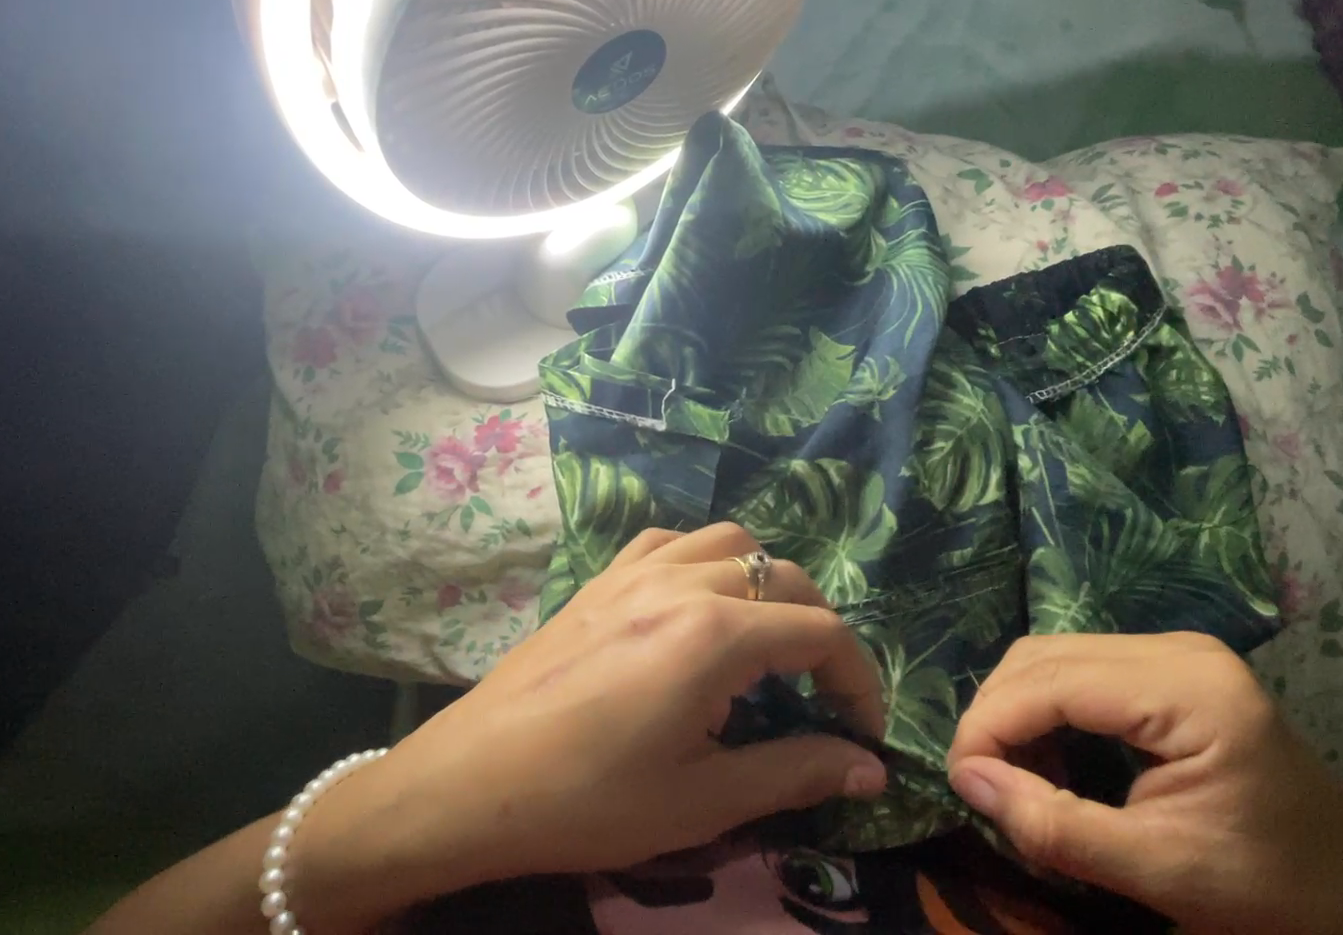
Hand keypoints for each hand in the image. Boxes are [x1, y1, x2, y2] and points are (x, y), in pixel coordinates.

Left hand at [292, 523, 888, 927]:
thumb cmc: (589, 801)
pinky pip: (670, 541)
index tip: (861, 733)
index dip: (857, 681)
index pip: (820, 632)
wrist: (471, 783)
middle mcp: (682, 582)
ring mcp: (636, 570)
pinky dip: (704, 561)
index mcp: (714, 635)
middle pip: (785, 577)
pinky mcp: (601, 577)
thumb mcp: (702, 801)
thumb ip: (795, 772)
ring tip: (764, 640)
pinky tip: (695, 603)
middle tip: (819, 693)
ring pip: (731, 543)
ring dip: (766, 583)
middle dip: (819, 630)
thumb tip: (871, 767)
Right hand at [945, 633, 1342, 934]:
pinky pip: (1079, 669)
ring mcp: (1177, 651)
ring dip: (1016, 710)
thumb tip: (964, 778)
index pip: (1052, 682)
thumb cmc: (1274, 896)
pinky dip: (1046, 709)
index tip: (958, 779)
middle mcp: (1178, 649)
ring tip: (1013, 774)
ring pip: (1053, 657)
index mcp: (1189, 690)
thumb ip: (1054, 826)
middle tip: (980, 780)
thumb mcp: (1159, 872)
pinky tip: (1049, 756)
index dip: (989, 723)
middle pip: (1045, 657)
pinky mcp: (1171, 667)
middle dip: (997, 714)